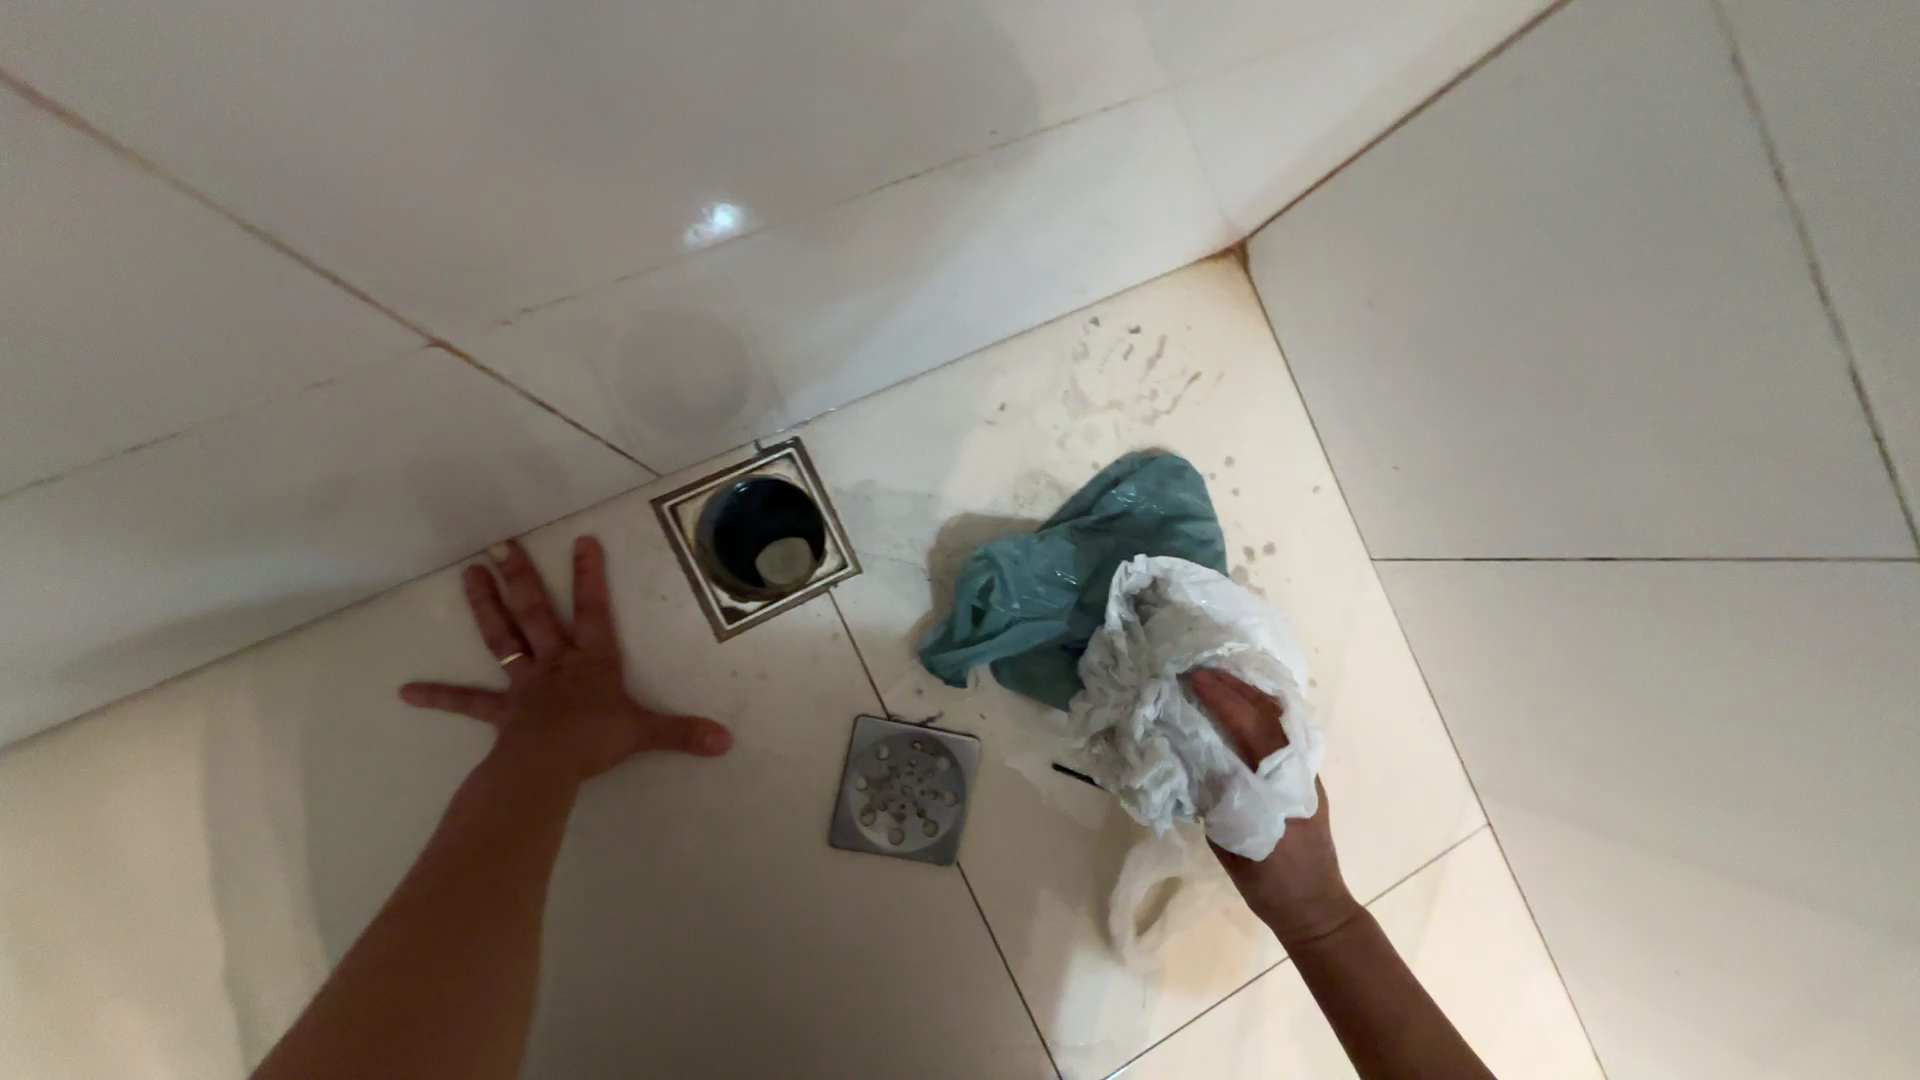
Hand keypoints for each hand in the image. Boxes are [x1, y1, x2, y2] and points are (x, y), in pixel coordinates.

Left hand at [400, 536, 731, 783]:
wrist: (547, 768)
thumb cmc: (596, 741)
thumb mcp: (647, 732)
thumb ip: (684, 732)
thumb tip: (726, 741)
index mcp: (592, 661)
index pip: (594, 610)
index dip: (589, 576)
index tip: (582, 541)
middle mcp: (557, 663)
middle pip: (537, 613)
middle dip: (522, 578)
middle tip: (502, 545)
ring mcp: (526, 684)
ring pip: (504, 639)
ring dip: (487, 607)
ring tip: (470, 575)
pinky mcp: (502, 712)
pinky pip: (469, 703)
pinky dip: (440, 696)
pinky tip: (407, 691)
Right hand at [1187, 668, 1359, 948]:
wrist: (1315, 908)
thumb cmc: (1268, 880)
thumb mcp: (1231, 839)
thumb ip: (1216, 794)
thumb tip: (1191, 755)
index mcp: (1278, 783)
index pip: (1250, 726)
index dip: (1222, 698)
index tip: (1193, 678)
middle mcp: (1297, 770)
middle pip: (1268, 713)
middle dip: (1234, 686)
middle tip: (1201, 668)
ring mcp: (1306, 773)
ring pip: (1281, 719)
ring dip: (1250, 694)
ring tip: (1221, 677)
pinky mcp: (1305, 778)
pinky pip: (1284, 732)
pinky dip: (1262, 710)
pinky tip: (1244, 707)